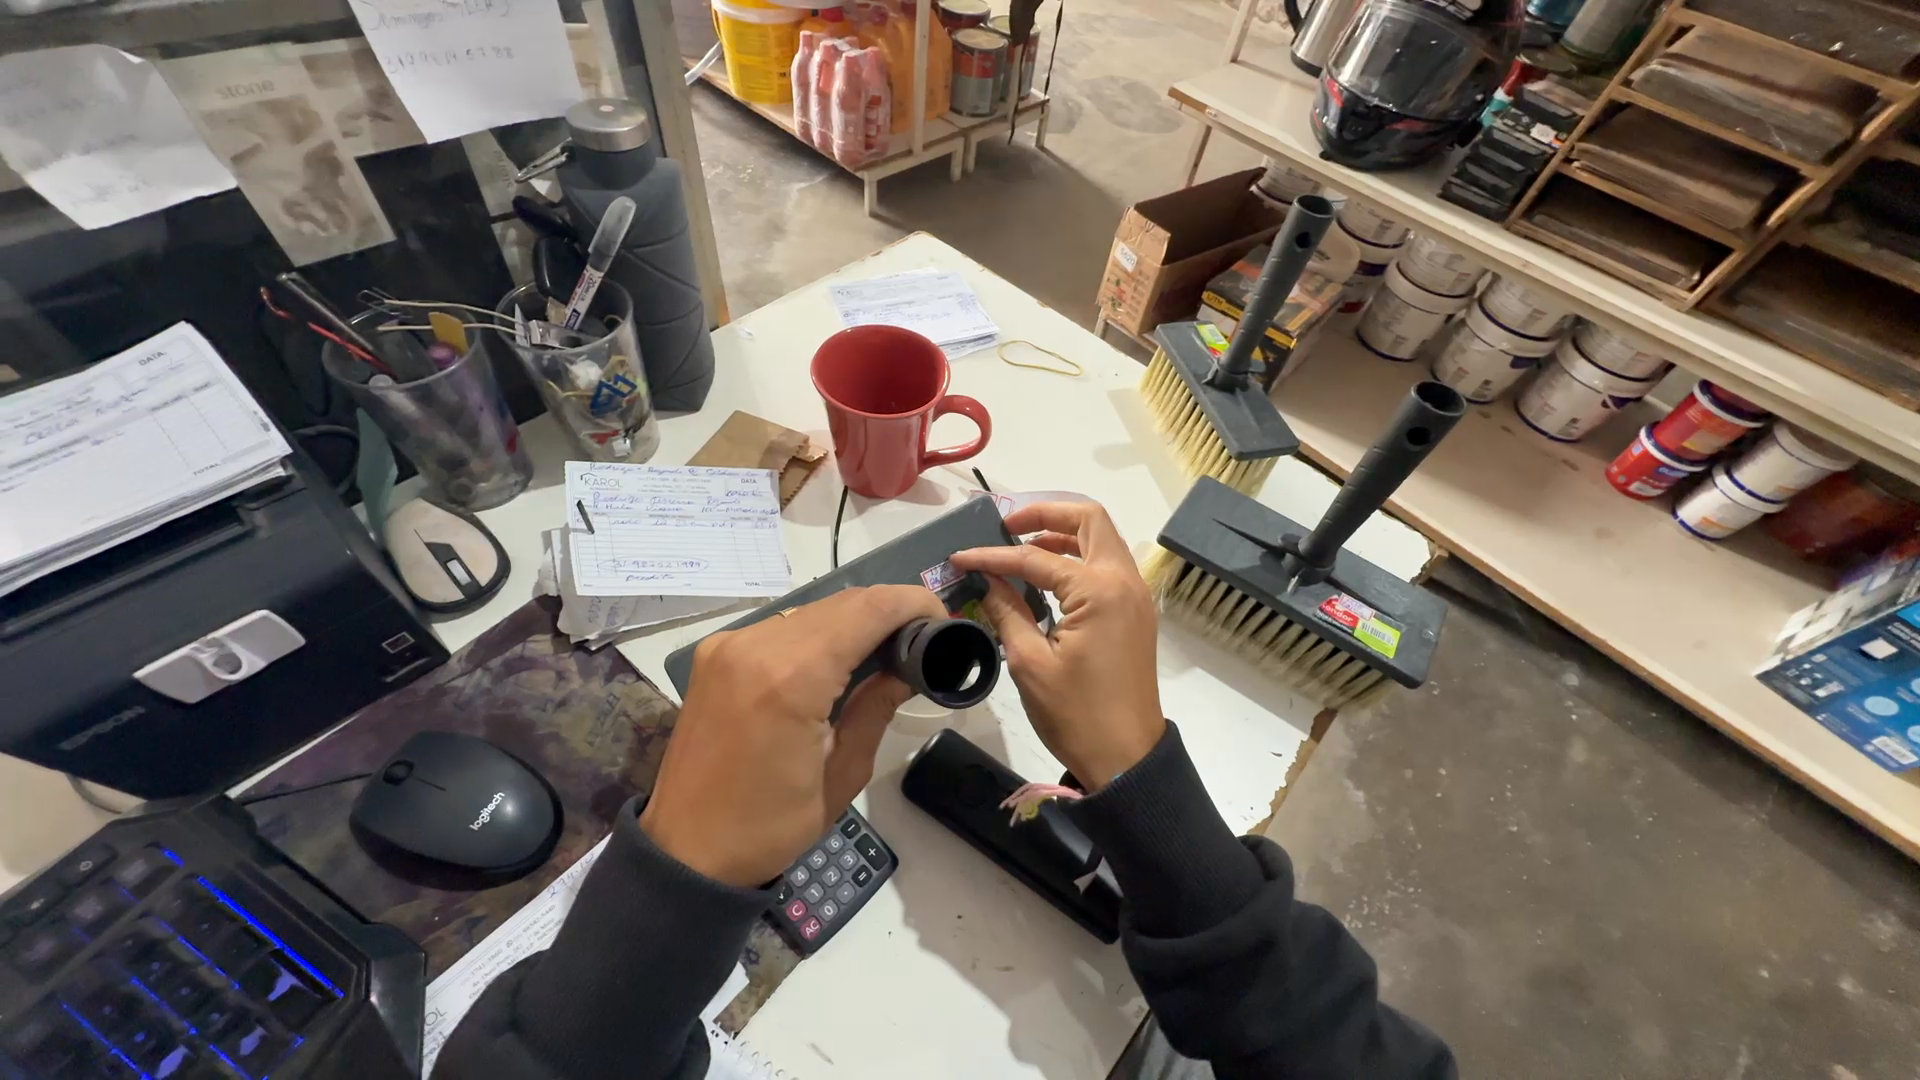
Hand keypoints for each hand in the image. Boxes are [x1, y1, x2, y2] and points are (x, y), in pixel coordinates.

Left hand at [641, 586, 946, 887]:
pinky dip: (817, 633)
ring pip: (812, 610)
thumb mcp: (843, 773)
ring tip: (883, 651)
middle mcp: (756, 645)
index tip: (942, 621)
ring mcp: (730, 645)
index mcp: (791, 678)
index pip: (867, 610)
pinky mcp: (715, 653)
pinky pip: (782, 627)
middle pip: (842, 603)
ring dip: (853, 621)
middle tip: (921, 641)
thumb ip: (876, 707)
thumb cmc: (769, 827)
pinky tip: (835, 660)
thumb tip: (906, 668)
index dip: (912, 604)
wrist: (684, 850)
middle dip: (888, 611)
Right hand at [949, 502, 1165, 791]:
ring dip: (1063, 533)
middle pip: (1089, 519)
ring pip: (1101, 540)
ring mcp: (1135, 595)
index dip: (993, 555)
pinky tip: (1046, 575)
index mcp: (1099, 590)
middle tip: (1006, 526)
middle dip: (1045, 513)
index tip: (960, 557)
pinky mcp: (1134, 612)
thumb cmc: (1075, 713)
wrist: (1126, 758)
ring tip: (1021, 546)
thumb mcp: (1029, 661)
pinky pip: (1107, 566)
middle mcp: (1125, 580)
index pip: (1037, 557)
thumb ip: (1007, 610)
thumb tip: (987, 578)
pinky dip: (1077, 558)